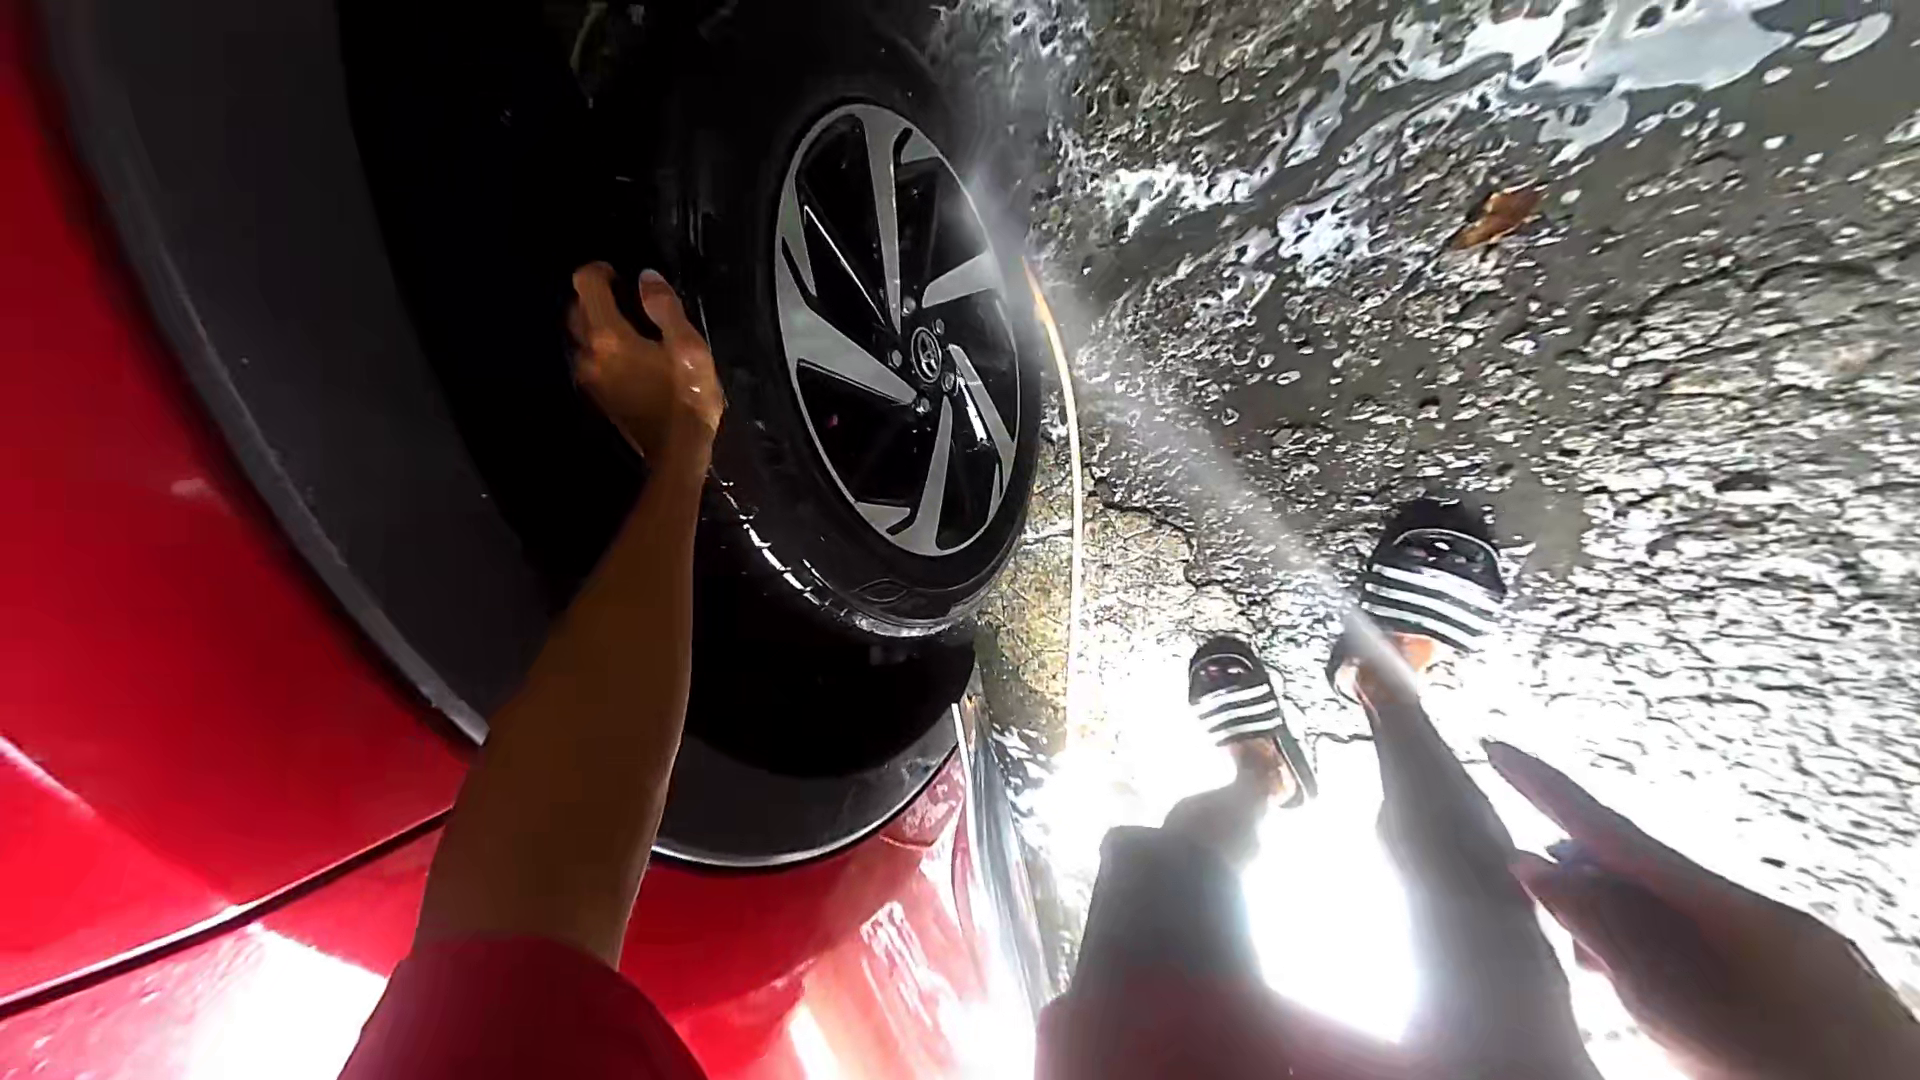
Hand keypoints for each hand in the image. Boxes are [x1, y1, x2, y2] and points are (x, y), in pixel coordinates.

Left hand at [568, 263, 723, 464]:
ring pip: (582, 337)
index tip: (621, 275)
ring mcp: (590, 378)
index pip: (587, 284)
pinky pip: (592, 362)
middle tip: (627, 301)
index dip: (601, 270)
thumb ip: (666, 309)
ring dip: (598, 326)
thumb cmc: (688, 400)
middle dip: (596, 298)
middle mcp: (589, 353)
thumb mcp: (690, 349)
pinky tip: (629, 360)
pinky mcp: (598, 398)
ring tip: (630, 330)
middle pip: (577, 309)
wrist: (678, 452)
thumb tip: (646, 277)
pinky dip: (604, 352)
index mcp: (610, 336)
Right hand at [1488, 742, 1919, 1079]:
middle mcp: (1765, 919)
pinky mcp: (1803, 986)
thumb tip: (1528, 863)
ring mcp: (1790, 953)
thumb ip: (1598, 927)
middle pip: (1635, 872)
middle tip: (1544, 916)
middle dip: (1578, 882)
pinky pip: (1701, 943)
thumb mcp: (1674, 1008)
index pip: (1610, 829)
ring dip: (1614, 926)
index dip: (1543, 786)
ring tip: (1600, 972)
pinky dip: (1655, 953)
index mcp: (1736, 912)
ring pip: (1665, 910)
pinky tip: (1649, 991)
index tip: (1493, 747)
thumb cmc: (1787, 1077)